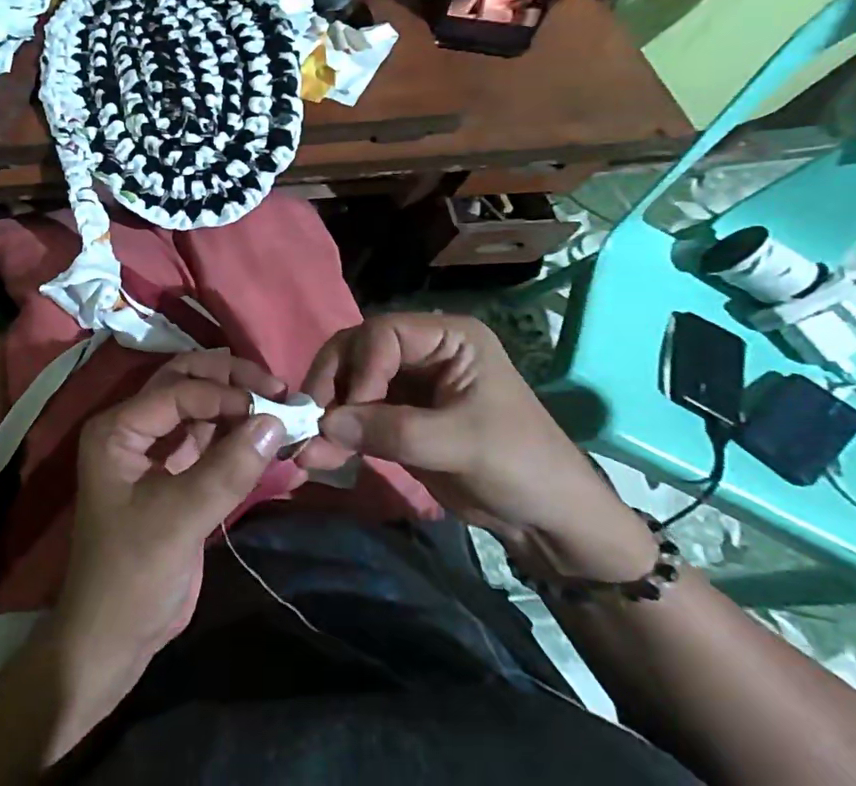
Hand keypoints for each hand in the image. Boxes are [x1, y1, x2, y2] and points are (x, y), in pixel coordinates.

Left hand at [50, 368, 283, 714]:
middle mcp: (133, 429)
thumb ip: (227, 469)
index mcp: (118, 429)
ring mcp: (154, 451)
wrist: (115, 636)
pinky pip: (208, 440)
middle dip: (229, 381)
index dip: (225, 395)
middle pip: (184, 384)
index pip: (177, 391)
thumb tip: (276, 422)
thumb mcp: (179, 519)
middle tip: (277, 388)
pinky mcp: (176, 475)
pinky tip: (268, 436)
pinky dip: (237, 435)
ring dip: (236, 404)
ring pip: (199, 408)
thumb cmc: (133, 574)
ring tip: (281, 406)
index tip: (272, 410)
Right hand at [303, 312, 655, 581]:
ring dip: (327, 414)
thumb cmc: (520, 465)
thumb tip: (324, 425)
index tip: (346, 412)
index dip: (358, 368)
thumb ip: (392, 430)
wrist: (546, 520)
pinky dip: (336, 435)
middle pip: (356, 352)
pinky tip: (319, 459)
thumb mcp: (460, 444)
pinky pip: (354, 416)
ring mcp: (407, 385)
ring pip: (348, 384)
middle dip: (331, 386)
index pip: (383, 334)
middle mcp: (422, 352)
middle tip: (310, 423)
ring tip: (308, 451)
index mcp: (449, 339)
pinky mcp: (397, 417)